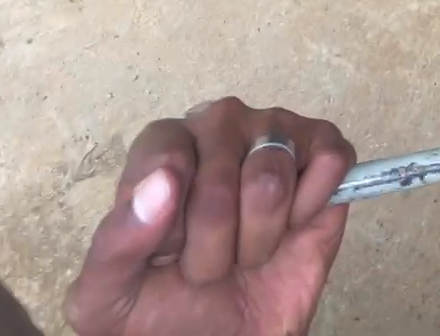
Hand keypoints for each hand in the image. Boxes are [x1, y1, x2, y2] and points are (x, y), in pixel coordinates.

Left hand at [64, 98, 356, 335]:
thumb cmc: (164, 313)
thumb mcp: (109, 296)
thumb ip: (119, 241)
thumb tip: (162, 185)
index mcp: (168, 147)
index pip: (166, 153)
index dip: (169, 218)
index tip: (167, 253)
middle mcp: (224, 126)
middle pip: (220, 174)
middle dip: (216, 241)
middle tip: (213, 263)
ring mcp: (280, 131)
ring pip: (272, 175)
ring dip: (261, 236)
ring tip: (251, 250)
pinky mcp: (327, 150)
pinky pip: (330, 160)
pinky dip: (311, 207)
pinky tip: (294, 224)